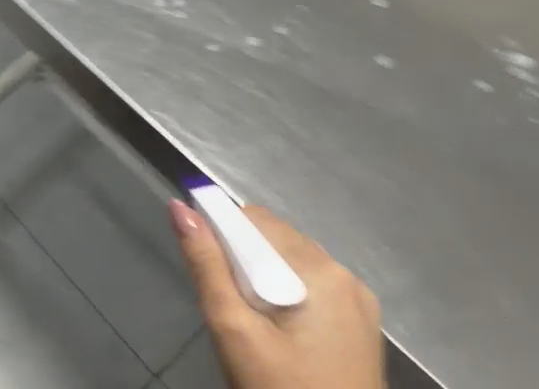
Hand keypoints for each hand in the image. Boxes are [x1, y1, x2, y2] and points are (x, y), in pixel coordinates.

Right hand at [169, 200, 384, 388]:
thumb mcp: (233, 329)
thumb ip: (206, 264)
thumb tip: (178, 208)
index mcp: (321, 272)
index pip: (255, 220)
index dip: (222, 235)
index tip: (208, 270)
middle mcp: (346, 276)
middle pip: (274, 238)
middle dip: (242, 259)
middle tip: (230, 306)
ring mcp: (358, 302)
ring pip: (289, 260)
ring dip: (260, 276)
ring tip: (252, 323)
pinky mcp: (360, 324)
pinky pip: (309, 285)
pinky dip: (283, 293)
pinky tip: (276, 331)